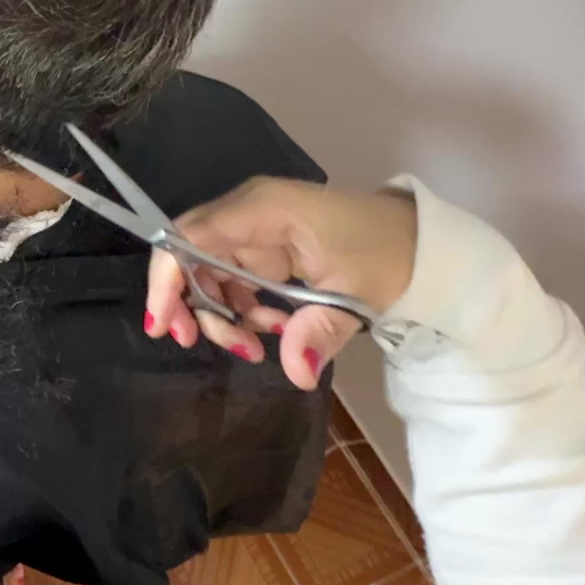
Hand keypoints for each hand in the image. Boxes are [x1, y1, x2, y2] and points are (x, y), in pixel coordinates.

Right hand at [144, 177, 417, 389]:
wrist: (422, 243)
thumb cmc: (388, 254)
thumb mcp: (357, 294)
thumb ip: (318, 329)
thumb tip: (294, 373)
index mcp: (263, 210)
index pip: (190, 235)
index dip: (167, 276)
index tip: (163, 322)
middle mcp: (245, 214)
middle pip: (187, 254)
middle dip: (185, 302)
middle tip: (196, 343)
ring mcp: (249, 231)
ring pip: (203, 271)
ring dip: (217, 313)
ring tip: (253, 346)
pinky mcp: (258, 249)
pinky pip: (226, 279)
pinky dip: (237, 310)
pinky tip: (268, 328)